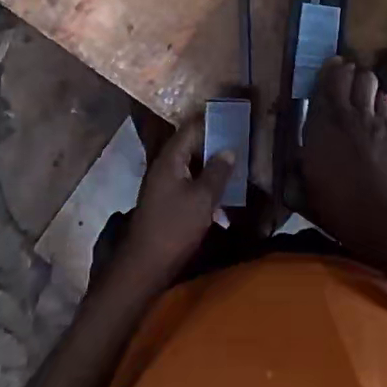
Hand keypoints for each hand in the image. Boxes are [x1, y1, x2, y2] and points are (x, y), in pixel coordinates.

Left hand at [116, 119, 231, 288]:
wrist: (145, 267)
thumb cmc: (175, 227)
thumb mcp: (203, 198)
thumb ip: (217, 171)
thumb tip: (228, 149)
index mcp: (170, 160)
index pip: (190, 129)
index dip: (211, 122)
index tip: (233, 118)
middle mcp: (164, 168)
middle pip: (191, 147)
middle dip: (215, 146)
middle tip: (240, 143)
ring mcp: (163, 186)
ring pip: (192, 168)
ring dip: (212, 169)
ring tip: (237, 171)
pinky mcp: (166, 204)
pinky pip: (189, 186)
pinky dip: (205, 188)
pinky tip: (223, 204)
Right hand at [301, 58, 386, 254]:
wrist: (378, 216)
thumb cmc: (335, 207)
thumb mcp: (302, 191)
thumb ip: (294, 170)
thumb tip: (291, 161)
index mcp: (319, 125)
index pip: (322, 85)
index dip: (324, 73)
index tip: (324, 69)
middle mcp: (344, 114)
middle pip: (347, 74)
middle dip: (344, 69)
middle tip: (341, 73)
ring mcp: (370, 118)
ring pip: (369, 80)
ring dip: (362, 80)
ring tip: (358, 87)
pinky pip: (385, 98)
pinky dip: (379, 98)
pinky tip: (375, 108)